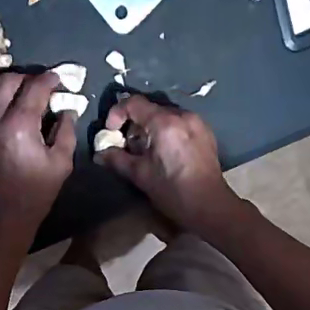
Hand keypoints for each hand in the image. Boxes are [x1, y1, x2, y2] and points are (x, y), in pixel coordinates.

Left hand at [0, 71, 77, 240]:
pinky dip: (1, 111)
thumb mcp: (61, 163)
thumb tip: (66, 110)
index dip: (49, 79)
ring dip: (12, 94)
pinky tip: (13, 124)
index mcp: (19, 126)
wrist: (1, 218)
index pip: (34, 88)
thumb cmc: (36, 193)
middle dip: (27, 78)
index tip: (58, 79)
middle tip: (41, 86)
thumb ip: (66, 130)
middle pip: (7, 82)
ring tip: (27, 104)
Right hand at [95, 94, 245, 234]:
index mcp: (164, 123)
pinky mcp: (205, 132)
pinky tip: (165, 153)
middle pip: (150, 108)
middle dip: (133, 123)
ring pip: (165, 115)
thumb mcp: (140, 175)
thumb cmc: (173, 191)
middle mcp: (182, 115)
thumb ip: (117, 159)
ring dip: (150, 127)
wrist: (210, 206)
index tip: (111, 132)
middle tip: (127, 146)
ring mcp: (197, 122)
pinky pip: (179, 123)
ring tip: (146, 151)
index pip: (133, 103)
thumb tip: (100, 154)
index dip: (116, 114)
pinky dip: (166, 131)